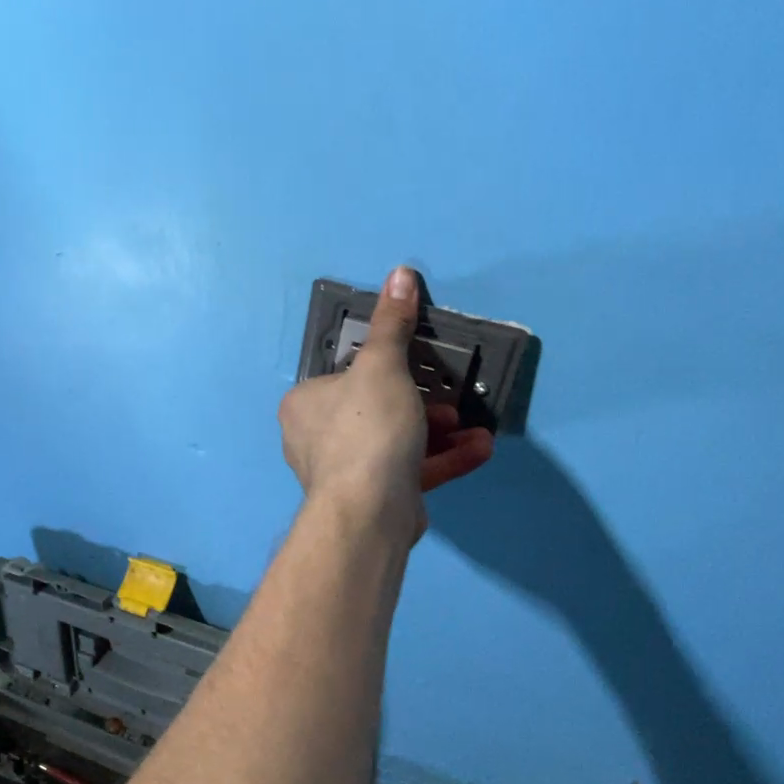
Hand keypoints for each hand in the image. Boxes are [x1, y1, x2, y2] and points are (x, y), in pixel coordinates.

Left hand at [278, 267, 495, 539]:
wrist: (369, 510)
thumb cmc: (367, 427)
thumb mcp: (383, 365)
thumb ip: (393, 324)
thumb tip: (400, 273)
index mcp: (305, 404)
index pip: (342, 377)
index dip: (382, 371)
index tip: (416, 369)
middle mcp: (316, 439)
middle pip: (374, 410)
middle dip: (420, 404)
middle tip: (449, 400)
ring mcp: (343, 474)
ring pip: (396, 443)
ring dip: (438, 432)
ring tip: (471, 426)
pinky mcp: (372, 500)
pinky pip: (409, 472)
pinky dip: (442, 459)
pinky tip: (478, 449)